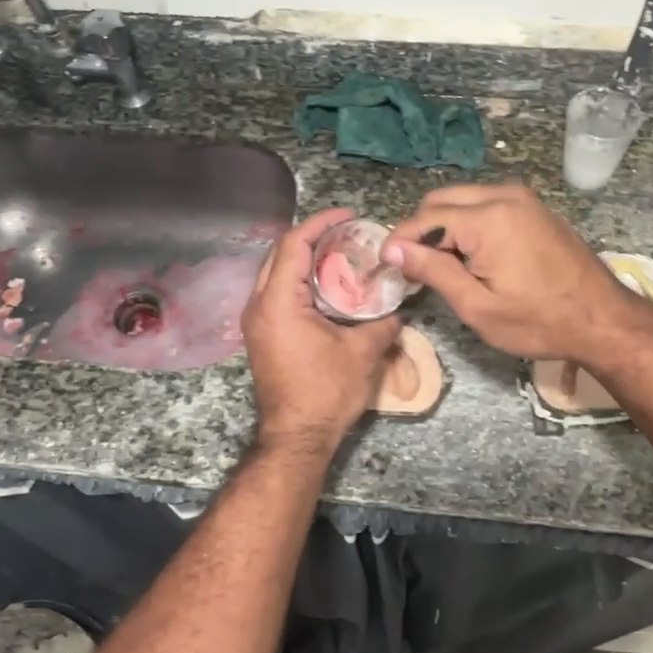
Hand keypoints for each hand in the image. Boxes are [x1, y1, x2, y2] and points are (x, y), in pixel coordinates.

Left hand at [243, 208, 403, 450]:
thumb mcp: (362, 353)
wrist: (296, 437)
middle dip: (311, 236)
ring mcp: (255, 322)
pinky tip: (326, 286)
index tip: (348, 215)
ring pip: (274, 272)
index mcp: (278, 302)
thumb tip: (397, 309)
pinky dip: (298, 280)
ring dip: (303, 258)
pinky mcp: (260, 336)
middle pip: (279, 253)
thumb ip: (382, 323)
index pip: (293, 244)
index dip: (320, 223)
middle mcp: (258, 305)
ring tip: (338, 254)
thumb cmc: (326, 393)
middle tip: (345, 232)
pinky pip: (276, 292)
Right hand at [380, 185, 639, 360]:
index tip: (389, 269)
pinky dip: (468, 223)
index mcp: (488, 218)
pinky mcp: (533, 207)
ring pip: (462, 200)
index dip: (401, 243)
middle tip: (415, 270)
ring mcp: (522, 198)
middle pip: (440, 200)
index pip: (424, 218)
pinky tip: (471, 257)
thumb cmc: (538, 321)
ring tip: (442, 266)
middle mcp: (503, 195)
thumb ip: (433, 271)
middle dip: (421, 231)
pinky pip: (485, 204)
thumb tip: (394, 249)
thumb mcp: (477, 306)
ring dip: (444, 226)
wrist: (602, 319)